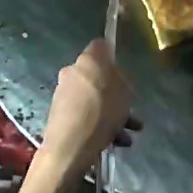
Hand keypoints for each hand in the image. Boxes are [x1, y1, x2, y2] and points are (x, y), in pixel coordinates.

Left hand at [30, 41, 137, 192]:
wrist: (70, 145)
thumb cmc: (101, 112)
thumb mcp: (123, 93)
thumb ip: (121, 79)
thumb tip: (114, 73)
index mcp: (87, 61)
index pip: (100, 47)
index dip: (112, 55)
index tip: (123, 69)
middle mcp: (72, 72)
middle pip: (99, 77)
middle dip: (117, 94)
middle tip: (130, 108)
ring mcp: (64, 94)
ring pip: (95, 99)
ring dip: (113, 114)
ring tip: (130, 132)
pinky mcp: (61, 114)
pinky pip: (87, 115)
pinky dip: (102, 126)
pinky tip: (117, 143)